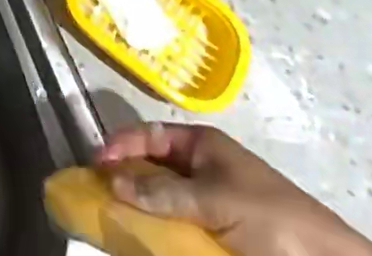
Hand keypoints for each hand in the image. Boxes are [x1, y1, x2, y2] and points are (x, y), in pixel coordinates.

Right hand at [98, 123, 371, 255]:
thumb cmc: (274, 220)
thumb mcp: (215, 202)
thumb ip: (162, 192)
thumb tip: (111, 183)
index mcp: (202, 145)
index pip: (147, 134)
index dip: (119, 146)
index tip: (97, 166)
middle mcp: (203, 166)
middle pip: (151, 165)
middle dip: (126, 178)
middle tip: (102, 194)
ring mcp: (212, 200)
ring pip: (163, 197)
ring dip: (142, 206)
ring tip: (120, 217)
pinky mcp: (220, 231)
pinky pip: (180, 223)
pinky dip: (162, 228)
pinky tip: (148, 236)